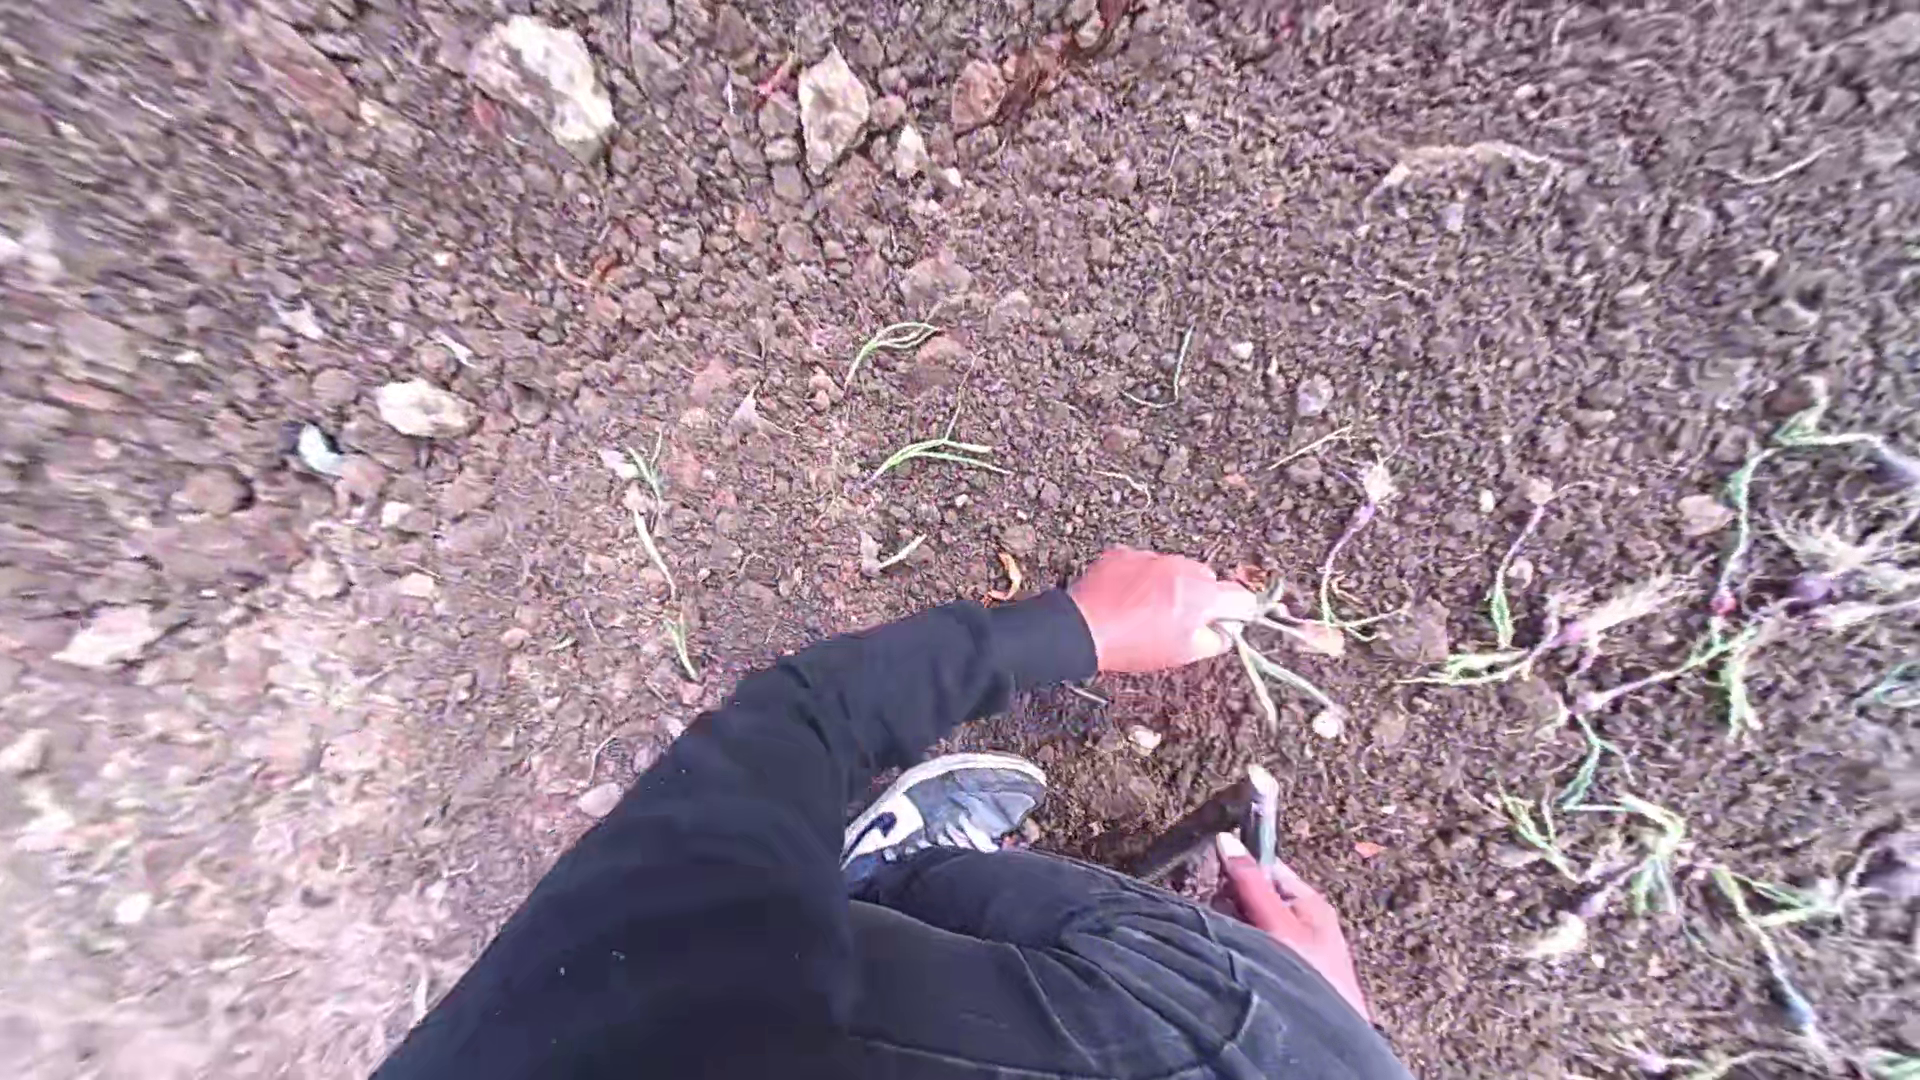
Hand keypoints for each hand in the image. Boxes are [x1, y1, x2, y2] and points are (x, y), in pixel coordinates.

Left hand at [1066, 549, 1258, 672]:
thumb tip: (1224, 630)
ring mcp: (1150, 557)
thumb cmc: (1131, 644)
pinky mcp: (1124, 554)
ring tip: (1145, 610)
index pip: (1240, 596)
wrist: (1083, 628)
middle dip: (1198, 596)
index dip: (1235, 611)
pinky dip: (1140, 576)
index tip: (1225, 619)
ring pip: (1173, 568)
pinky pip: (1142, 562)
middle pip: (1205, 578)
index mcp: (1201, 594)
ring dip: (1168, 584)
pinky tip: (1127, 596)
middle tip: (1177, 619)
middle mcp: (1179, 568)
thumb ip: (1214, 639)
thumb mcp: (1182, 653)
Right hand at [1214, 832, 1371, 1021]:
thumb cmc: (1312, 979)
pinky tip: (1234, 962)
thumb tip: (1227, 839)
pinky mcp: (1285, 973)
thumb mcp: (1276, 922)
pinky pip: (1252, 947)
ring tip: (1230, 947)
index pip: (1264, 867)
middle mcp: (1303, 921)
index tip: (1217, 881)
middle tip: (1226, 922)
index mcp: (1309, 902)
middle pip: (1254, 895)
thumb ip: (1250, 881)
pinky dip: (1240, 950)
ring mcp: (1294, 949)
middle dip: (1233, 905)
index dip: (1238, 871)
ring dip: (1234, 930)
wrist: (1326, 1048)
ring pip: (1249, 923)